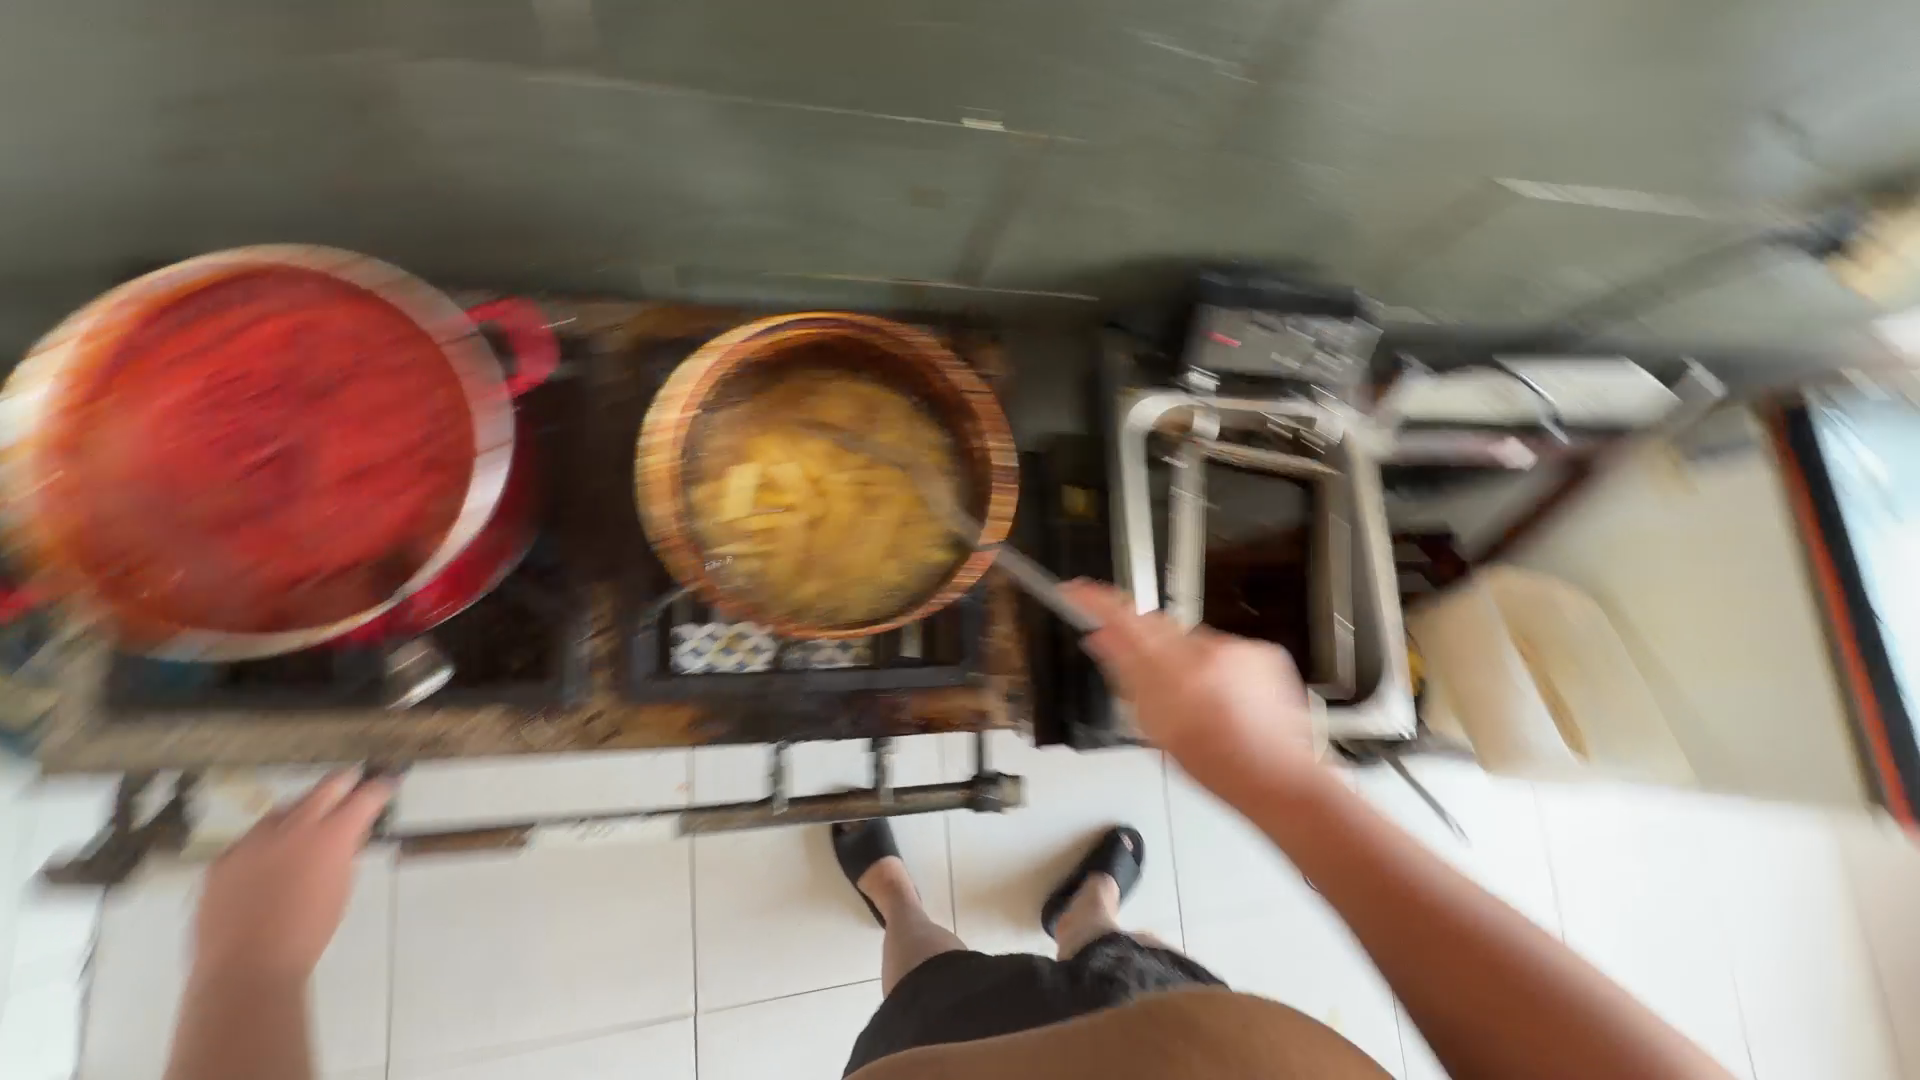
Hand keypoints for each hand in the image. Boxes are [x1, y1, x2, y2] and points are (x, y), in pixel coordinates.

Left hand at [191, 769, 392, 986]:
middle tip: (355, 780)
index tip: (389, 780)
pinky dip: (266, 842)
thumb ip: (343, 852)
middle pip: (324, 788)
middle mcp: (292, 829)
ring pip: (282, 811)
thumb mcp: (342, 884)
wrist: (246, 968)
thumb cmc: (310, 930)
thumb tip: (344, 836)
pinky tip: (269, 859)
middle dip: (344, 782)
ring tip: (309, 821)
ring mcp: (251, 843)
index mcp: (332, 835)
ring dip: (301, 811)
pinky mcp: (220, 863)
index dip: (381, 786)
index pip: (365, 796)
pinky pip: (249, 841)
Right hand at [1061, 581, 1323, 800]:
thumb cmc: (1216, 762)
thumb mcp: (1152, 725)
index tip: (1078, 591)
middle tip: (1150, 679)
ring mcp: (1236, 649)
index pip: (1124, 620)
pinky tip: (1225, 698)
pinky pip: (1225, 648)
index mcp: (1171, 671)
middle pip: (1157, 626)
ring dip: (1185, 660)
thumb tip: (1102, 638)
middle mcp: (1204, 651)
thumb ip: (1125, 674)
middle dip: (1146, 644)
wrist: (1274, 776)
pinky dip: (1218, 667)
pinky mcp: (1261, 651)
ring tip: (1198, 702)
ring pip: (1191, 640)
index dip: (1097, 601)